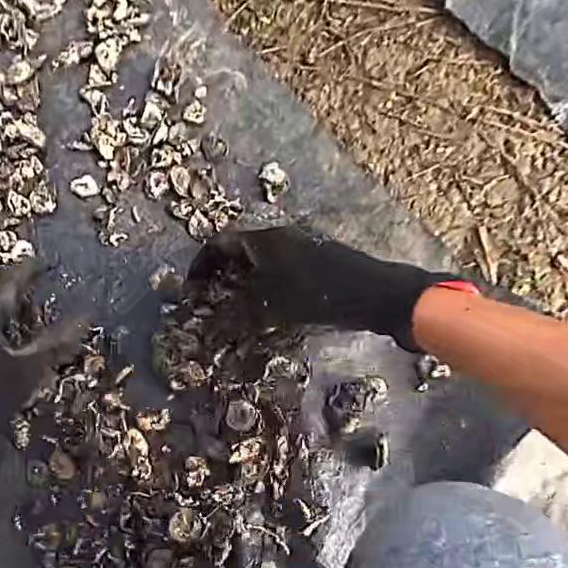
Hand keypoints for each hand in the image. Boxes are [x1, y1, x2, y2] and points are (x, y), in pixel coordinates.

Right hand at [189, 224, 465, 351]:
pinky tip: (266, 303)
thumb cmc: (316, 297)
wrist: (376, 293)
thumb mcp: (268, 310)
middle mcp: (278, 235)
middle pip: (237, 248)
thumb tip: (204, 331)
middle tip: (210, 296)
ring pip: (259, 256)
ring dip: (242, 277)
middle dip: (219, 272)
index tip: (191, 288)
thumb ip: (233, 317)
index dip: (200, 266)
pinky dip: (262, 280)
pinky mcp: (315, 256)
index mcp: (261, 241)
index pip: (218, 244)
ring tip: (234, 303)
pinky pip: (277, 263)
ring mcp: (299, 243)